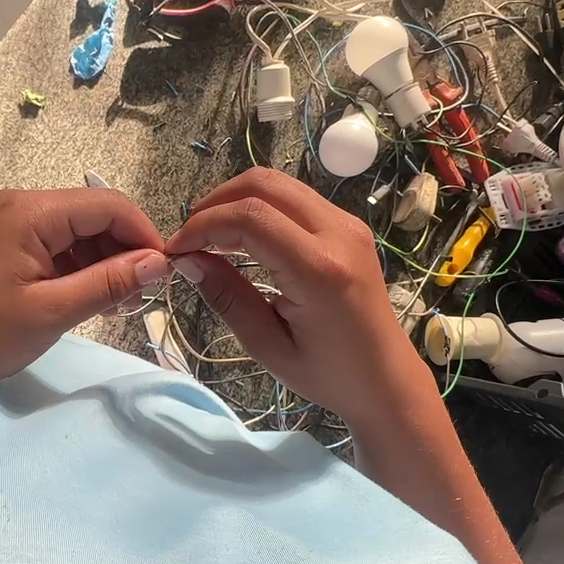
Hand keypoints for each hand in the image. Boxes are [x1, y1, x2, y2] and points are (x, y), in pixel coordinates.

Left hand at [0, 188, 169, 392]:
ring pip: (79, 231)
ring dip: (105, 262)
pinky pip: (58, 245)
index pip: (107, 205)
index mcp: (30, 212)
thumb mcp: (52, 312)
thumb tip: (160, 263)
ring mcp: (12, 223)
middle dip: (125, 250)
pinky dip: (80, 268)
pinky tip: (91, 297)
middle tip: (141, 296)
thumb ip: (109, 283)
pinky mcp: (8, 243)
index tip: (165, 273)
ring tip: (118, 303)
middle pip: (94, 214)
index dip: (143, 234)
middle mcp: (22, 205)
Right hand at [164, 168, 431, 426]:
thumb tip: (187, 260)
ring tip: (210, 236)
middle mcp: (339, 234)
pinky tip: (241, 237)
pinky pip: (294, 197)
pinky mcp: (348, 226)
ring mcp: (348, 224)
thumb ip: (228, 297)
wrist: (386, 380)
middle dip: (215, 203)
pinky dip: (258, 206)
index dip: (203, 226)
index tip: (177, 251)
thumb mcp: (267, 346)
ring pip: (279, 183)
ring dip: (236, 201)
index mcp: (320, 271)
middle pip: (263, 185)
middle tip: (190, 237)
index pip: (250, 219)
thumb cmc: (328, 375)